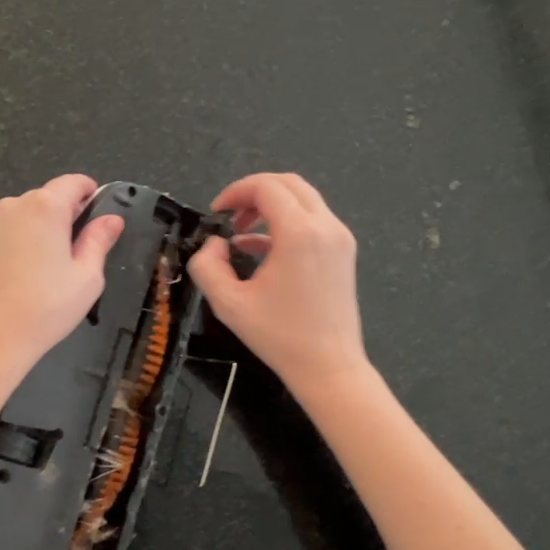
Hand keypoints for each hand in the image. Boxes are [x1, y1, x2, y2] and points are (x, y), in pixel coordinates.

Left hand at [0, 174, 124, 381]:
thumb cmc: (47, 307)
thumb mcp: (87, 276)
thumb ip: (99, 240)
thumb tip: (112, 219)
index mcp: (45, 206)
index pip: (74, 182)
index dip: (90, 194)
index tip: (97, 217)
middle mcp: (13, 206)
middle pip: (47, 199)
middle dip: (64, 217)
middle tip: (76, 253)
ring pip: (24, 217)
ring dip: (39, 231)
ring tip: (46, 269)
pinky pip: (5, 234)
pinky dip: (17, 245)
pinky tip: (21, 277)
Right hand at [188, 173, 369, 392]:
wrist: (328, 366)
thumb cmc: (278, 336)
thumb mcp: (228, 303)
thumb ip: (207, 265)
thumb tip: (214, 244)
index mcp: (300, 233)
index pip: (266, 187)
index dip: (235, 191)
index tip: (216, 214)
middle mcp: (326, 226)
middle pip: (289, 184)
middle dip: (254, 192)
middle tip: (229, 214)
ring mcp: (339, 238)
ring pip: (303, 199)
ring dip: (270, 206)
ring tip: (241, 232)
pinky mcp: (343, 252)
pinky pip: (313, 220)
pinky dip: (285, 223)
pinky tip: (259, 249)